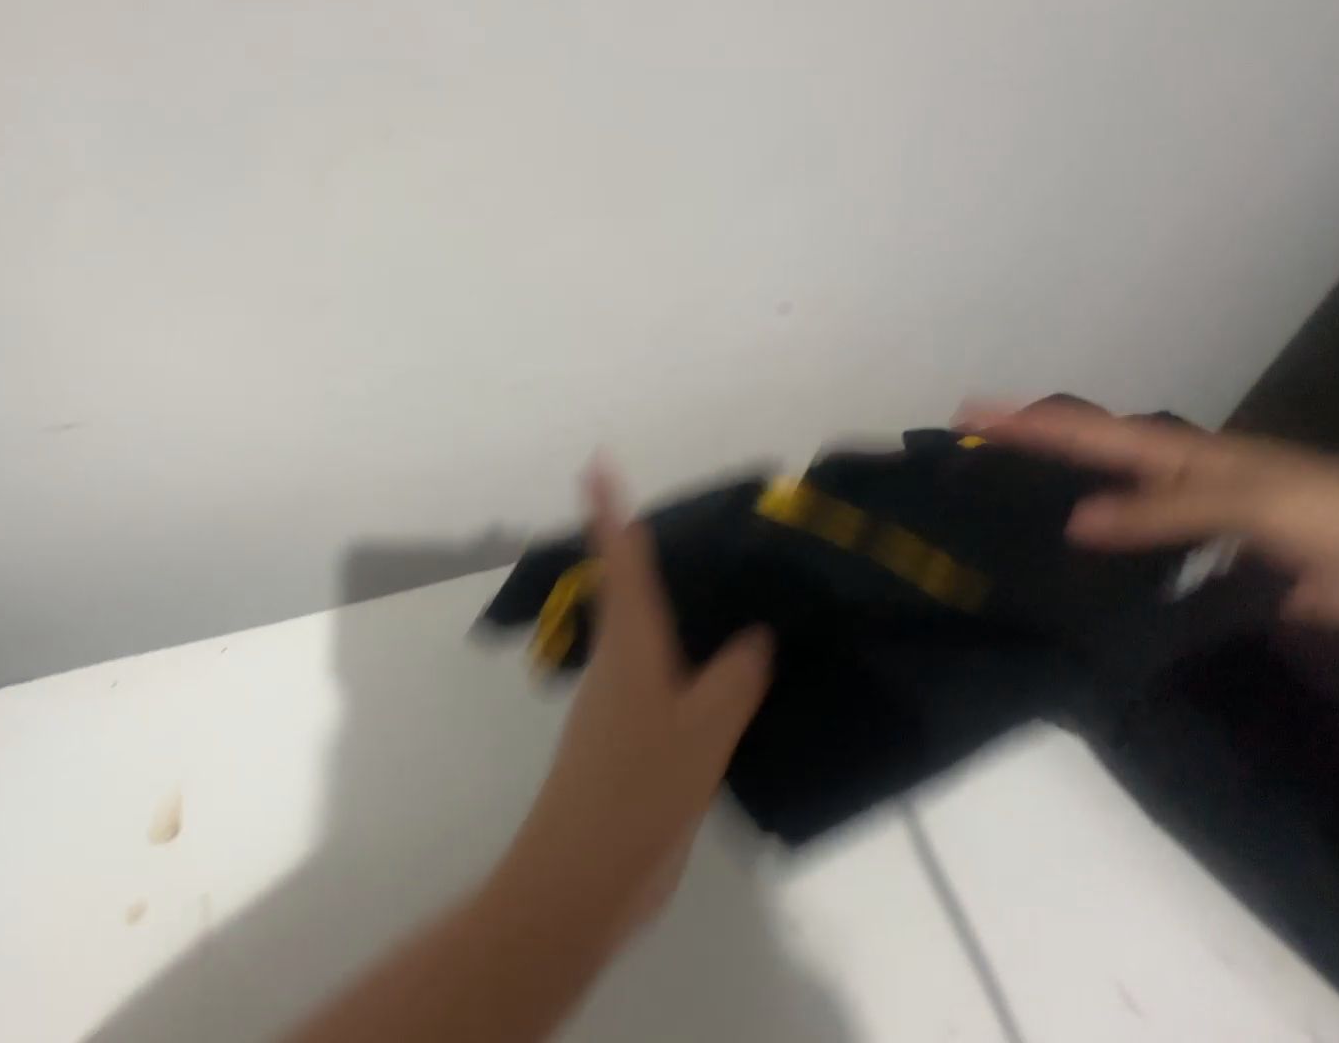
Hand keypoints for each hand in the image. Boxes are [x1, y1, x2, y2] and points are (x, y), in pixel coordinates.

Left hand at [492, 460, 772, 943]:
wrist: (584, 873)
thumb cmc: (640, 789)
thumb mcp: (704, 730)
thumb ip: (733, 679)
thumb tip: (754, 637)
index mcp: (628, 649)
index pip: (620, 564)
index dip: (608, 512)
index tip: (596, 465)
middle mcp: (615, 667)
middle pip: (624, 594)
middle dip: (637, 553)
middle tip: (675, 521)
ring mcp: (614, 705)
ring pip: (640, 638)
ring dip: (661, 606)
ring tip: (709, 585)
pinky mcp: (623, 742)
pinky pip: (655, 681)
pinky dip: (678, 661)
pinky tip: (712, 674)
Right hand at [956, 400, 1338, 629]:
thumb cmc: (1328, 512)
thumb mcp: (1246, 501)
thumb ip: (1161, 511)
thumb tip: (1072, 522)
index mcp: (1173, 452)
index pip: (1083, 431)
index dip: (1026, 422)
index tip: (968, 412)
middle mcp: (1163, 477)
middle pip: (1081, 455)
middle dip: (1025, 446)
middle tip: (966, 448)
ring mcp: (1173, 517)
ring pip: (1094, 500)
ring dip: (1045, 494)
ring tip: (993, 501)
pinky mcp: (1186, 558)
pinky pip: (1119, 549)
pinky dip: (1082, 549)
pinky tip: (1056, 565)